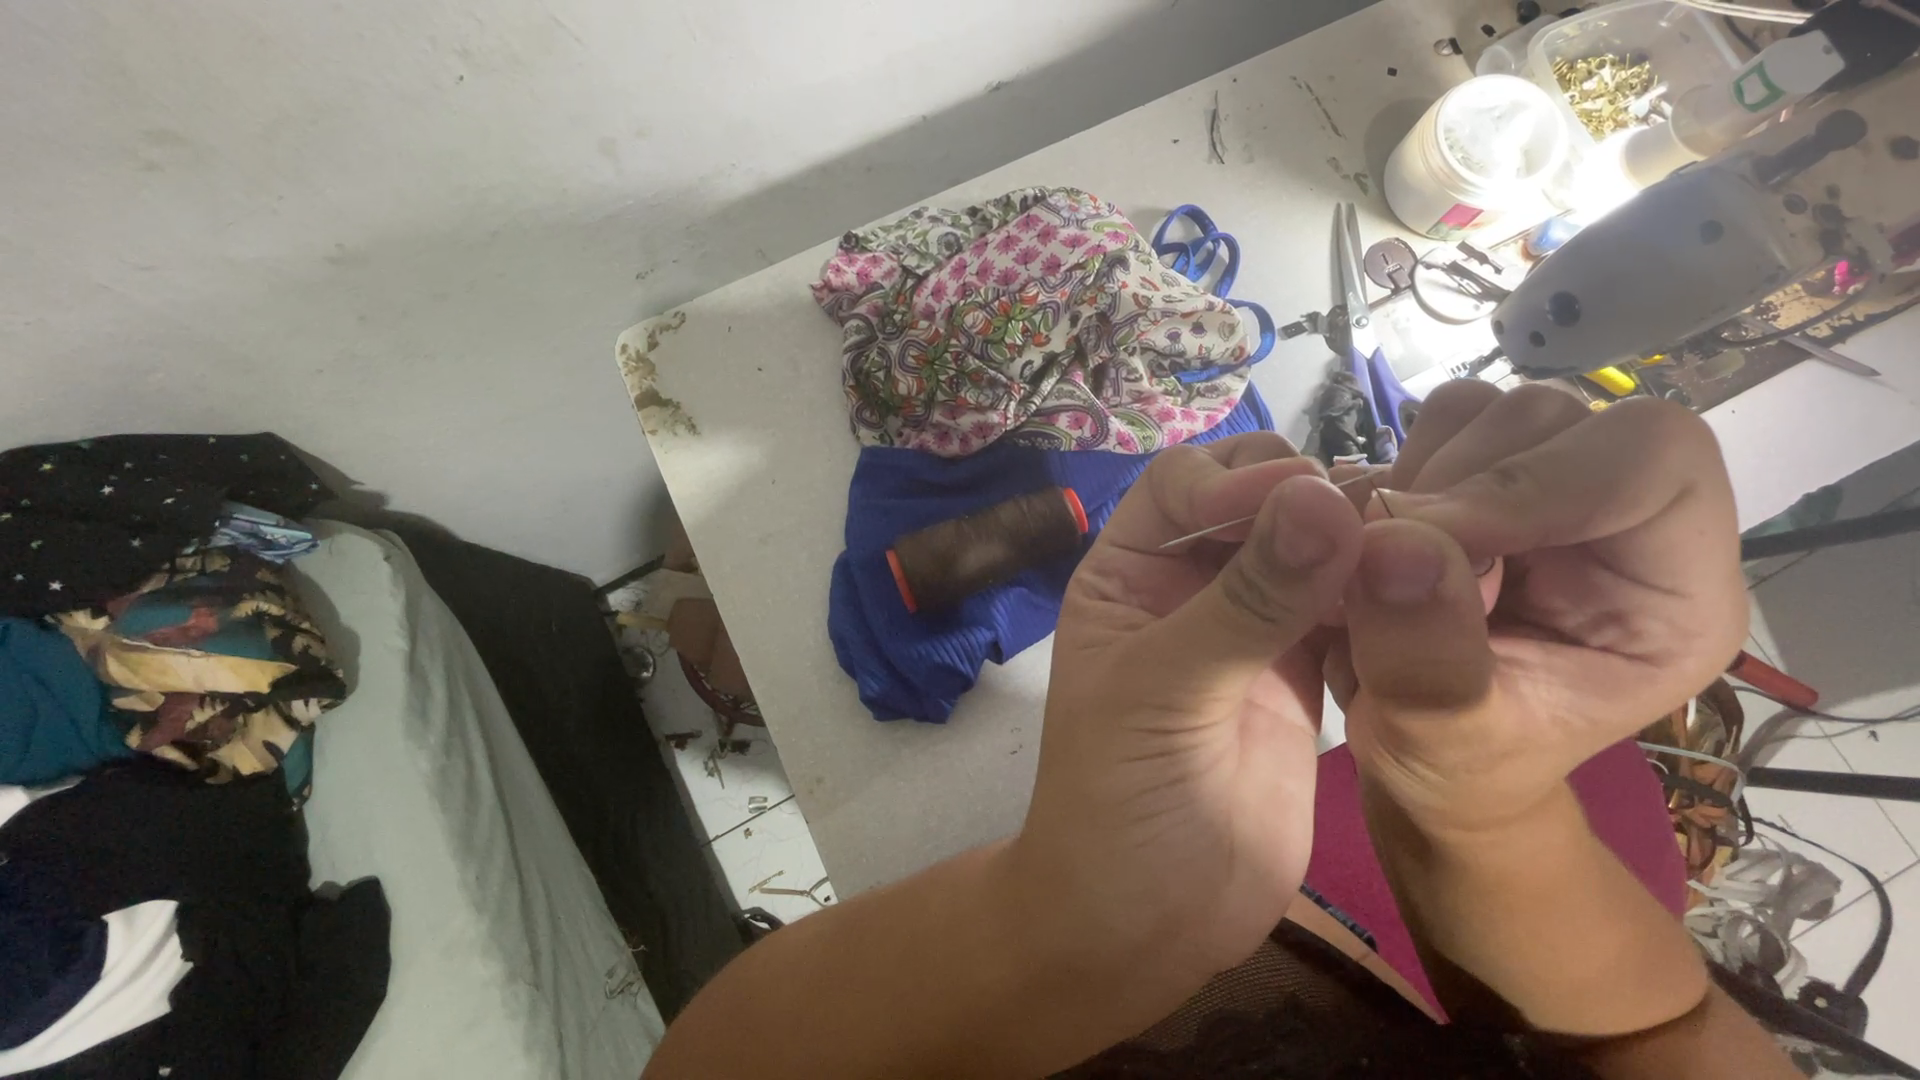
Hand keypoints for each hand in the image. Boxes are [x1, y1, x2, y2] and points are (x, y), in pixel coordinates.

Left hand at [1011, 433, 1363, 1004]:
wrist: (1148, 914)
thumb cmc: (1120, 799)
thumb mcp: (1165, 692)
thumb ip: (1245, 601)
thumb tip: (1321, 496)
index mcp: (1129, 574)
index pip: (1180, 485)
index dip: (1235, 478)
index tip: (1302, 493)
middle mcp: (1187, 585)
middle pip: (1251, 500)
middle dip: (1304, 495)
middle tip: (1373, 516)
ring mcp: (1249, 627)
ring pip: (1308, 548)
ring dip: (1355, 539)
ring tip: (1417, 542)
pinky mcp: (1301, 671)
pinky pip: (1346, 607)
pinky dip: (1380, 591)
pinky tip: (1423, 586)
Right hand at [1326, 382, 1748, 835]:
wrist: (1430, 762)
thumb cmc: (1457, 769)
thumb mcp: (1444, 743)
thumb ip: (1427, 660)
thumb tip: (1387, 542)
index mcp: (1666, 595)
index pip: (1650, 460)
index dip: (1530, 480)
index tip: (1418, 540)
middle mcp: (1620, 525)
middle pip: (1558, 419)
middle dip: (1451, 485)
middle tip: (1387, 562)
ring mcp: (1543, 495)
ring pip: (1485, 411)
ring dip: (1413, 478)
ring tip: (1380, 559)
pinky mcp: (1475, 486)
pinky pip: (1430, 427)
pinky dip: (1388, 470)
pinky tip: (1376, 539)